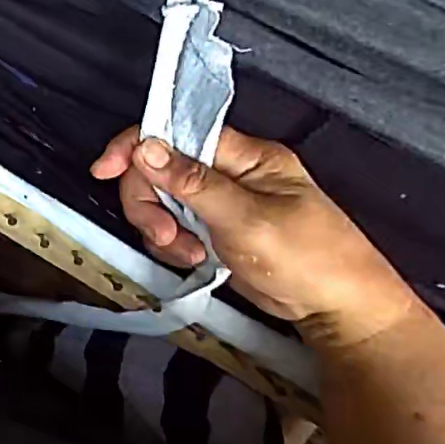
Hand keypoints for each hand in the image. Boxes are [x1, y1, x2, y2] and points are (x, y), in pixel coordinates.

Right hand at [91, 126, 420, 348]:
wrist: (339, 311)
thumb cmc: (309, 259)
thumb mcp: (246, 218)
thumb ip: (192, 182)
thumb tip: (147, 146)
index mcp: (245, 156)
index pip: (177, 132)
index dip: (136, 146)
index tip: (105, 170)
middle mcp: (229, 172)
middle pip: (160, 170)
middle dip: (149, 202)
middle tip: (163, 234)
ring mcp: (220, 201)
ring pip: (162, 200)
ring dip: (162, 228)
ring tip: (188, 253)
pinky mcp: (214, 228)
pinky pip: (173, 225)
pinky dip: (172, 243)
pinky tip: (194, 259)